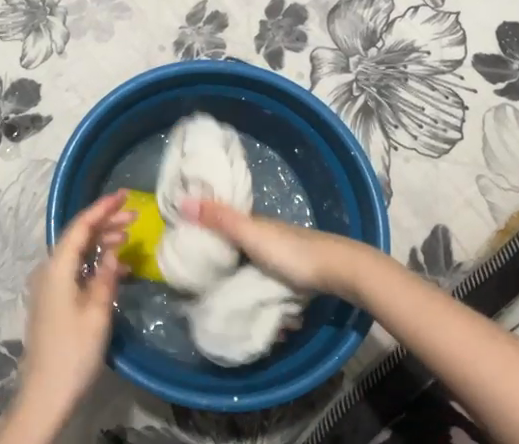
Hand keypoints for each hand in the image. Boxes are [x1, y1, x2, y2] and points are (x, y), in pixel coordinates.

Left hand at [10, 192, 134, 434]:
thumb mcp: (97, 312)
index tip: (124, 194)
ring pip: (78, 253)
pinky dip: (96, 263)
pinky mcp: (53, 301)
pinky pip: (76, 270)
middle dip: (105, 223)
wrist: (45, 393)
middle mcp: (49, 270)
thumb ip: (106, 276)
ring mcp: (49, 286)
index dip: (102, 208)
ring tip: (129, 237)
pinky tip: (117, 268)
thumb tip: (113, 251)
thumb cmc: (73, 351)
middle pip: (78, 236)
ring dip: (102, 242)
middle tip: (134, 215)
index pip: (80, 226)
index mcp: (56, 267)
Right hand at [179, 197, 371, 296]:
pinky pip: (276, 289)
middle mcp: (269, 238)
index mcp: (256, 225)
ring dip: (248, 285)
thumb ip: (219, 219)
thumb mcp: (250, 234)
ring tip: (233, 307)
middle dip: (227, 263)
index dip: (209, 228)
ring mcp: (285, 259)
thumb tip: (182, 199)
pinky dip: (269, 299)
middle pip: (242, 249)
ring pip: (259, 270)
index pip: (226, 223)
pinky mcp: (298, 280)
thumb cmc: (290, 252)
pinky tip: (267, 319)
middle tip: (205, 285)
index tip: (190, 245)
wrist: (337, 271)